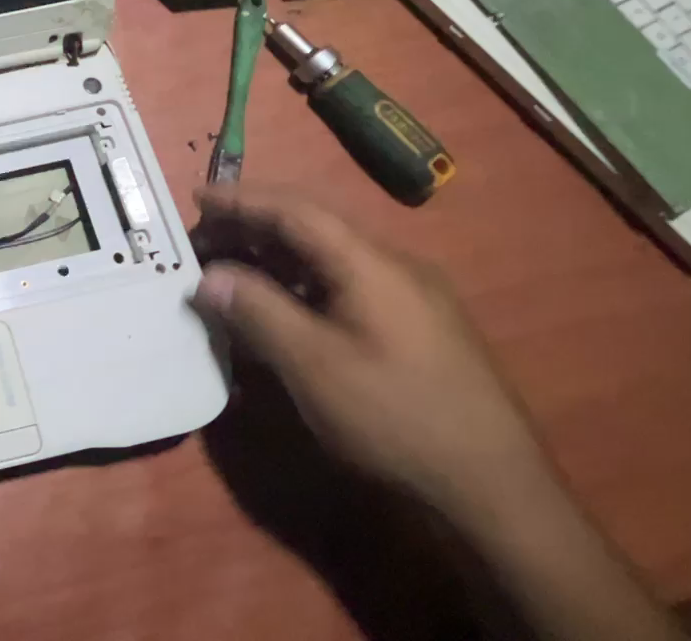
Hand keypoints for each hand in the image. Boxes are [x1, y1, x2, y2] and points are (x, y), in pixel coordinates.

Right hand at [191, 185, 550, 521]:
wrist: (496, 493)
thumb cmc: (397, 418)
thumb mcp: (314, 365)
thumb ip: (257, 311)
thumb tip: (209, 276)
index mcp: (372, 265)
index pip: (296, 211)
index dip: (241, 200)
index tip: (194, 197)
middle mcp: (393, 270)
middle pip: (311, 230)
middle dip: (251, 229)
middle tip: (199, 244)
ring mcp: (407, 301)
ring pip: (325, 261)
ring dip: (271, 261)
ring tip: (226, 275)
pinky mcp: (411, 331)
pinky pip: (341, 289)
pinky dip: (297, 289)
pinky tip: (274, 314)